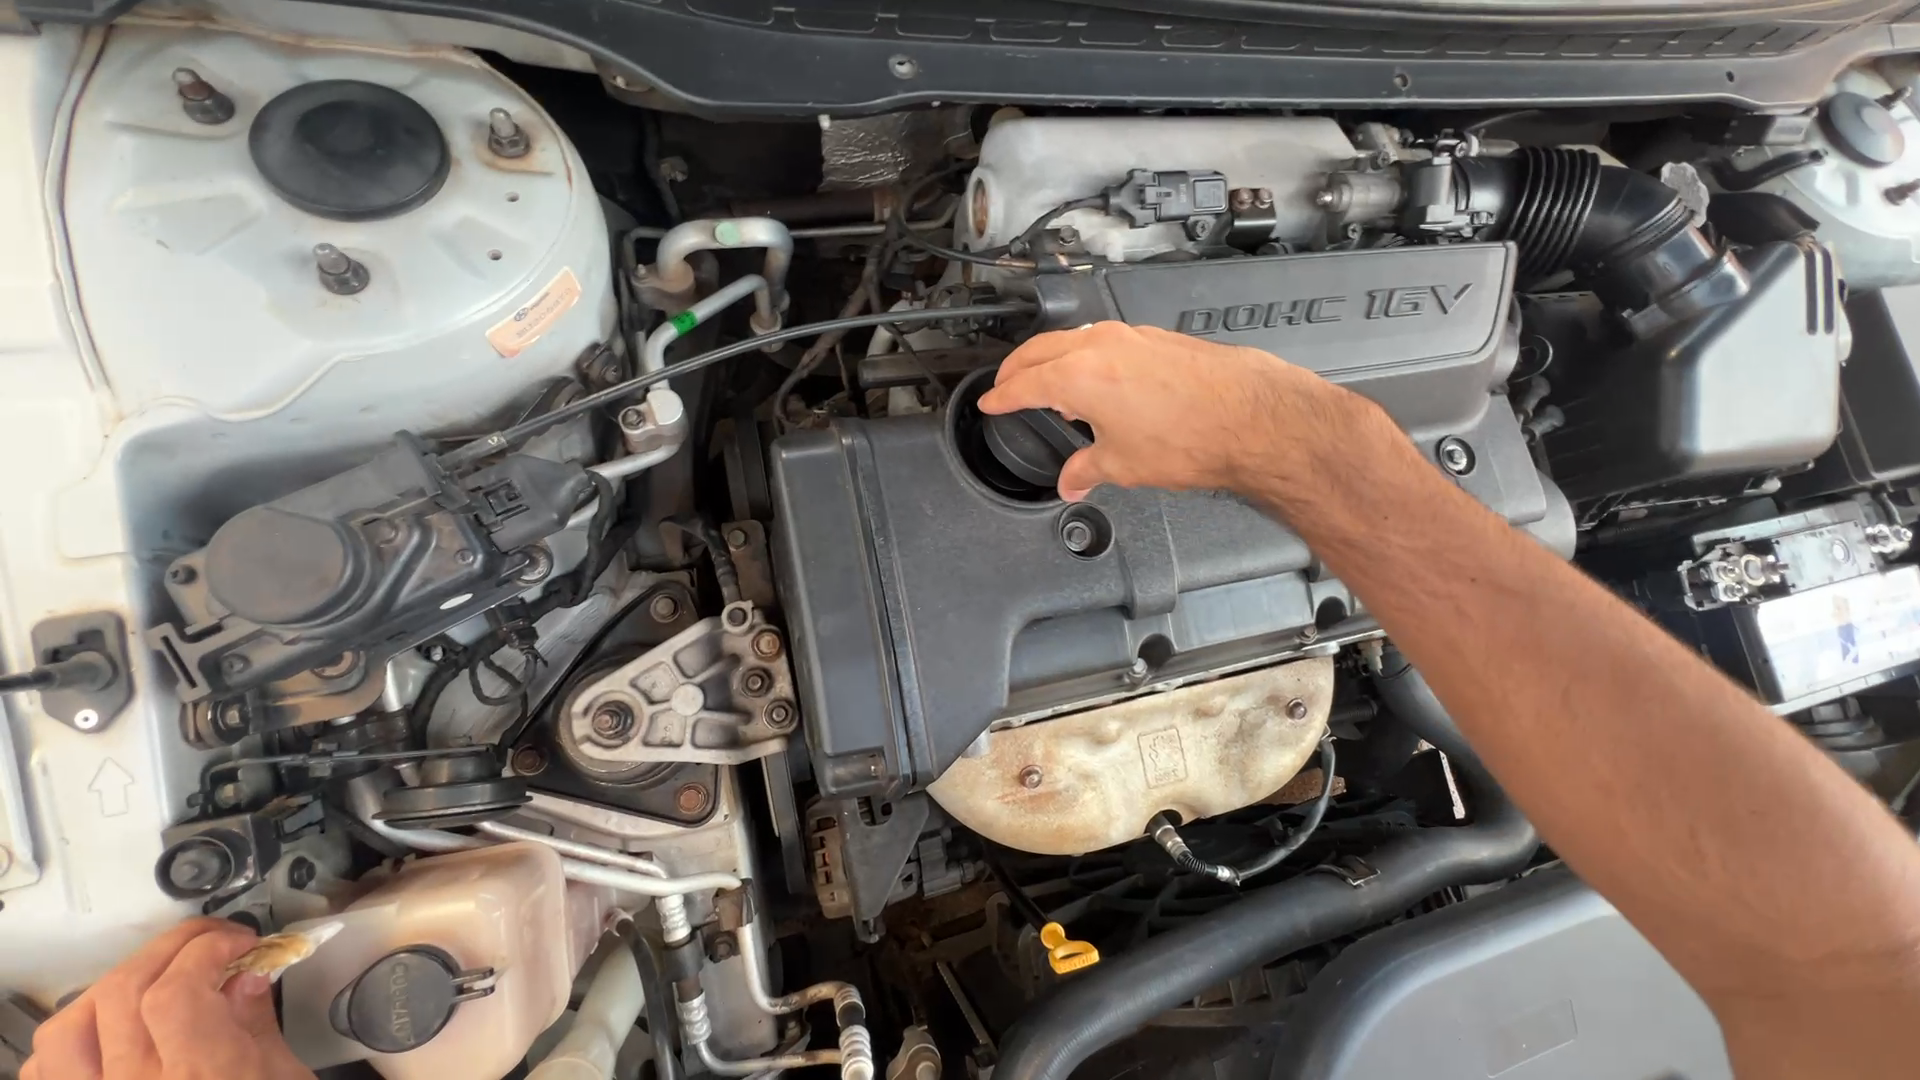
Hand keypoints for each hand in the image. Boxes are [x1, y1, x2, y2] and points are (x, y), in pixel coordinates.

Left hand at [23, 918, 317, 1079]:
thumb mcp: (283, 1077)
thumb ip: (257, 1026)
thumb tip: (246, 976)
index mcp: (199, 1076)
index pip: (175, 991)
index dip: (208, 949)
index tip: (242, 942)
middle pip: (120, 995)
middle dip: (172, 948)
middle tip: (213, 941)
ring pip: (67, 1028)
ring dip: (117, 984)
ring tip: (162, 975)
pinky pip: (46, 1069)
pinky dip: (78, 1032)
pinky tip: (118, 1024)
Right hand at [977, 322, 1378, 500]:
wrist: (1253, 418)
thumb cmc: (1192, 436)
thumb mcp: (1122, 464)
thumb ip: (1085, 471)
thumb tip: (1072, 482)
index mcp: (1078, 374)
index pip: (1022, 384)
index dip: (1000, 397)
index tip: (989, 402)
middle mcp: (1101, 345)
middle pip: (1040, 350)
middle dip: (1017, 369)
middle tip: (1006, 385)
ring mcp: (1131, 336)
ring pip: (1073, 339)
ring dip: (1052, 358)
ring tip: (1048, 381)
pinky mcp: (1156, 339)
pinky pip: (1105, 341)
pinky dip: (1087, 355)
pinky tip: (1098, 377)